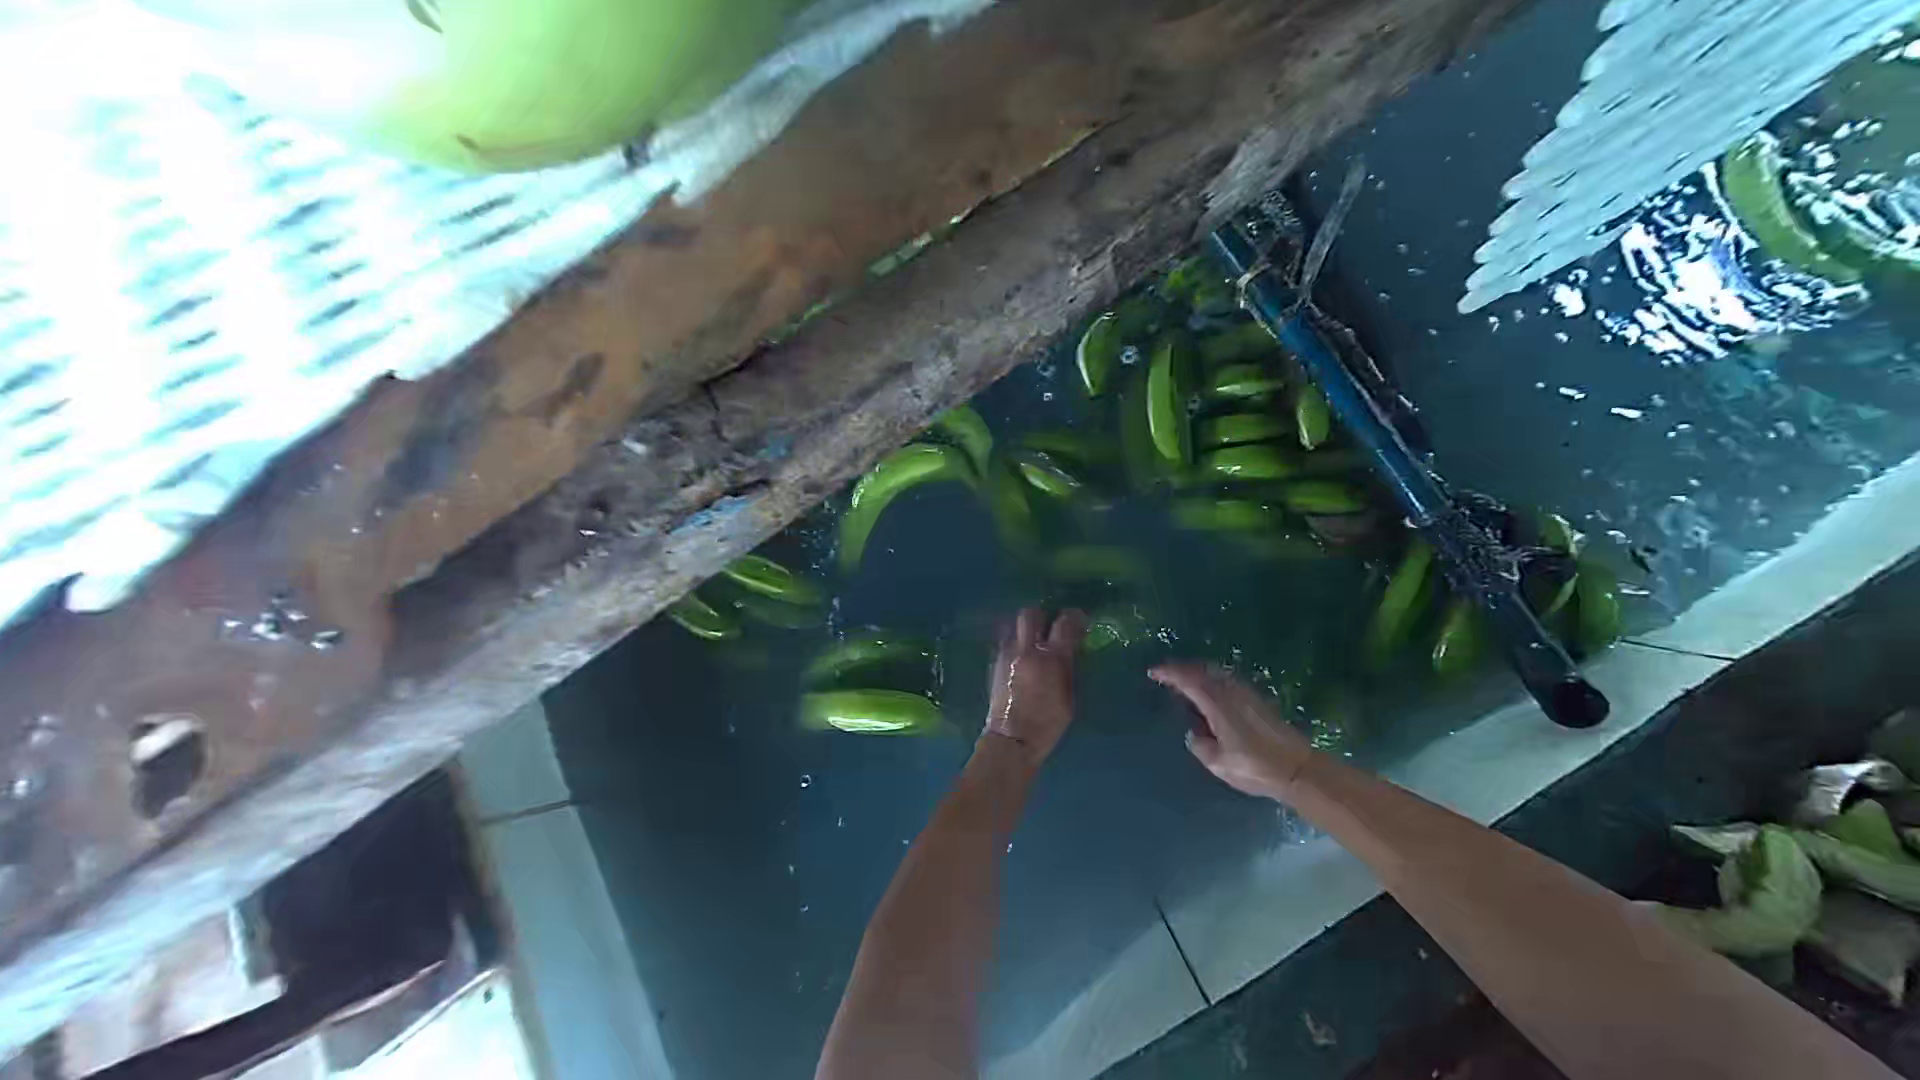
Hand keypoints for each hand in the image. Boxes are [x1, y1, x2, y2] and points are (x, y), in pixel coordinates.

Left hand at [983, 607, 1086, 765]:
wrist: (1012, 740)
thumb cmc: (1048, 724)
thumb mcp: (1070, 697)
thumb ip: (1069, 668)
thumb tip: (1071, 650)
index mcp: (1052, 659)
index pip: (1065, 623)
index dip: (1075, 617)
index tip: (1079, 620)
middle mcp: (1027, 650)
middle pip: (1031, 614)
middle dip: (1042, 616)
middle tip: (1050, 627)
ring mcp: (1007, 654)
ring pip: (1013, 625)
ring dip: (1025, 629)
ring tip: (1032, 641)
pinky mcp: (994, 663)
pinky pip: (1005, 641)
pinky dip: (1014, 643)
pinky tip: (1020, 657)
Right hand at [1149, 662, 1313, 800]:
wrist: (1298, 769)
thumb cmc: (1254, 767)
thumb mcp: (1218, 762)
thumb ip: (1200, 744)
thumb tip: (1194, 733)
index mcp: (1217, 702)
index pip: (1187, 678)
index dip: (1168, 672)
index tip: (1152, 672)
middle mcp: (1231, 690)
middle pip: (1202, 669)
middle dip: (1181, 668)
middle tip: (1165, 675)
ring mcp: (1247, 693)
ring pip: (1216, 672)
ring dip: (1198, 673)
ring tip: (1184, 683)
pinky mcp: (1258, 700)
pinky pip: (1227, 680)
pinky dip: (1212, 679)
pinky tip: (1209, 692)